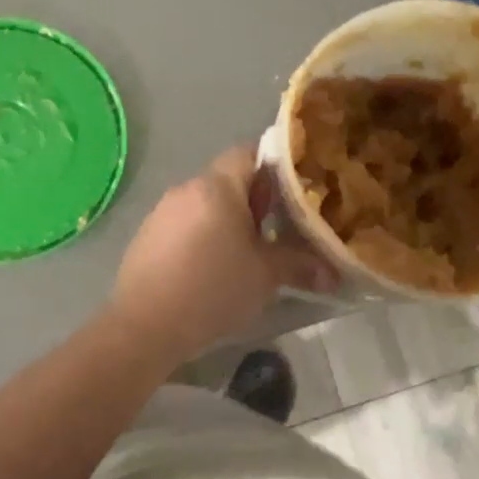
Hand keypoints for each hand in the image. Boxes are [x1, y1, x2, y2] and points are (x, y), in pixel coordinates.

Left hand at [108, 145, 334, 362]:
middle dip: (256, 201)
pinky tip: (213, 268)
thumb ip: (300, 265)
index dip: (276, 167)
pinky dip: (203, 237)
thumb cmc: (212, 289)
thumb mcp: (265, 276)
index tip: (296, 191)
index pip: (250, 152)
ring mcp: (162, 212)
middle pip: (228, 180)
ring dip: (228, 221)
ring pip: (206, 204)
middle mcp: (187, 189)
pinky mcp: (148, 237)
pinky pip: (185, 225)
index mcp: (217, 186)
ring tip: (249, 252)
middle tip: (281, 228)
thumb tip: (333, 273)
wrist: (145, 325)